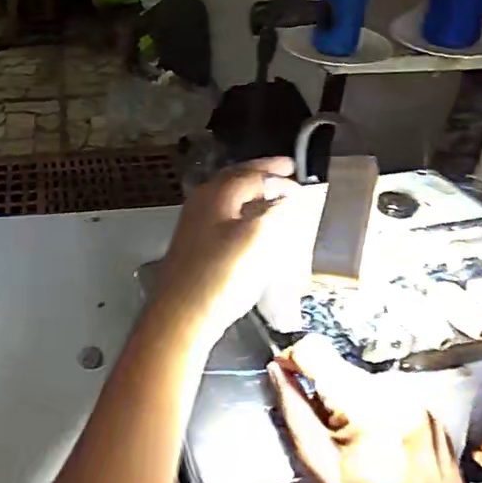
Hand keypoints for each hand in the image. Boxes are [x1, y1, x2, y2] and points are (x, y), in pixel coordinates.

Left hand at [151, 158, 301, 350]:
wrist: (183, 312)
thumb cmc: (221, 275)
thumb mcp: (257, 239)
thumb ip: (274, 211)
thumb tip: (286, 194)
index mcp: (214, 195)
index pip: (249, 173)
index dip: (275, 173)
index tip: (297, 173)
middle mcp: (201, 203)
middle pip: (234, 179)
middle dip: (261, 173)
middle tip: (286, 170)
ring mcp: (195, 223)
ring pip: (228, 196)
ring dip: (252, 191)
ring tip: (275, 194)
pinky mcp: (196, 245)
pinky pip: (225, 215)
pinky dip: (244, 210)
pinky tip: (254, 225)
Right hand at [268, 336, 481, 482]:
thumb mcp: (319, 469)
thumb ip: (294, 412)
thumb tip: (276, 372)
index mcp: (371, 409)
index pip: (315, 351)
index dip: (289, 360)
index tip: (281, 377)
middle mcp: (400, 396)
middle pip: (336, 365)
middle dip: (317, 387)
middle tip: (318, 429)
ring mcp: (421, 405)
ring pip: (357, 377)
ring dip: (340, 398)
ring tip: (345, 440)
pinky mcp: (431, 415)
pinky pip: (381, 393)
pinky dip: (365, 408)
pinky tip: (370, 444)